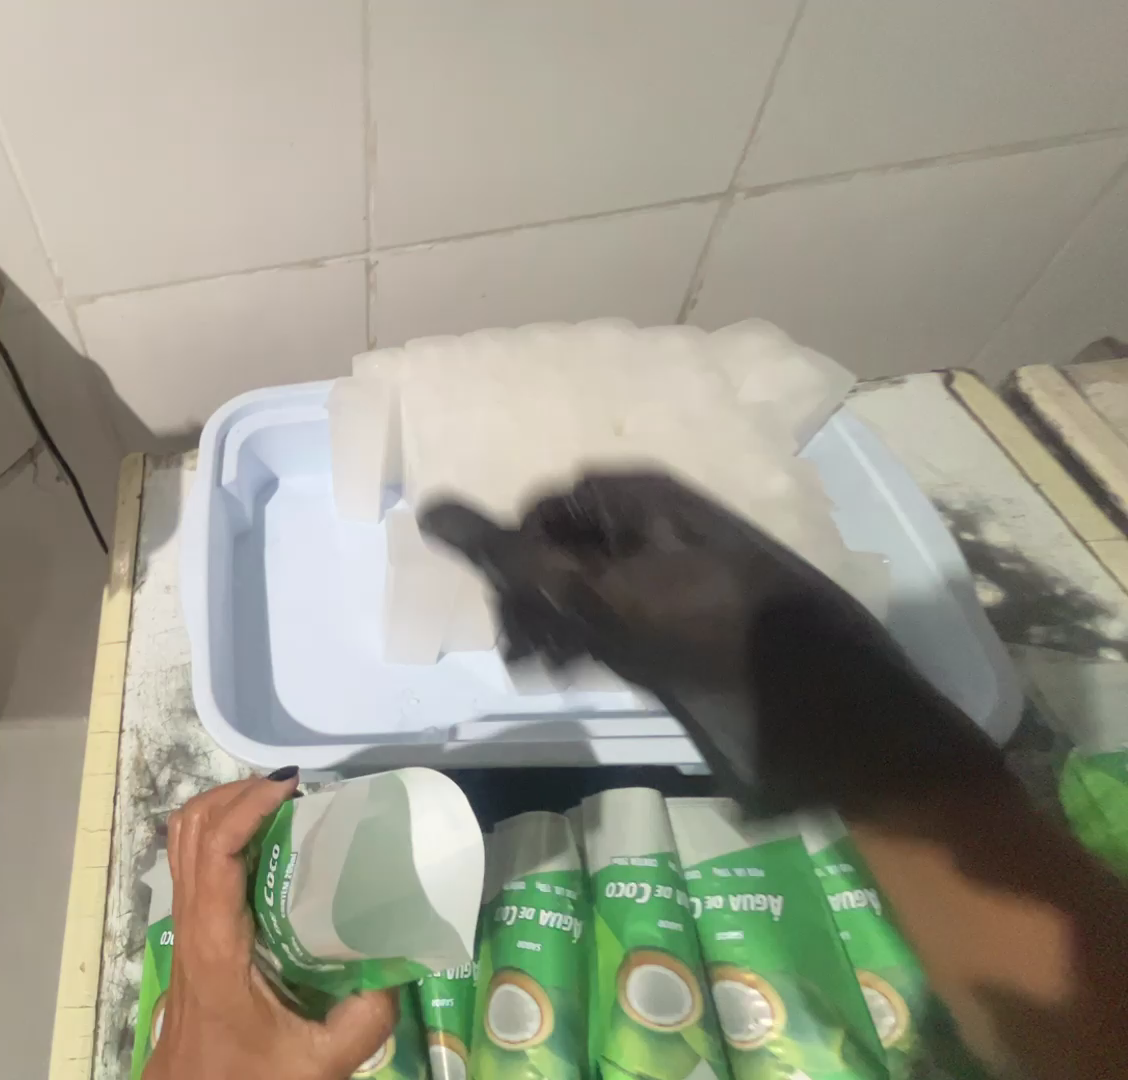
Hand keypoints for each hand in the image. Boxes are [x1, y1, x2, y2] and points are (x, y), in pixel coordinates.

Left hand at [145, 772, 397, 1079]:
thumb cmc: (244, 1075)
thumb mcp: (315, 1063)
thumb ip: (363, 1021)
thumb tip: (399, 968)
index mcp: (216, 936)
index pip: (216, 846)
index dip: (246, 805)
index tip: (289, 789)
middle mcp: (191, 912)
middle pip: (193, 823)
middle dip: (237, 792)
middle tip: (289, 791)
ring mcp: (183, 911)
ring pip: (184, 831)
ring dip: (222, 803)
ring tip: (272, 802)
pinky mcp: (187, 917)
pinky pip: (189, 850)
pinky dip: (215, 824)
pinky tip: (256, 836)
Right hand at [419, 471, 1003, 815]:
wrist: (826, 722)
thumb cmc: (705, 637)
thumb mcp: (592, 591)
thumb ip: (506, 552)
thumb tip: (428, 509)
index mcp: (640, 501)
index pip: (543, 509)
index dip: (514, 549)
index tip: (505, 598)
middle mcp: (650, 533)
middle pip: (557, 550)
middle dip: (528, 597)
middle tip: (517, 644)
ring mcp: (665, 584)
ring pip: (577, 592)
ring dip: (546, 626)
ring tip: (535, 666)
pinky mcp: (676, 630)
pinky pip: (606, 624)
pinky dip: (577, 645)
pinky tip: (565, 672)